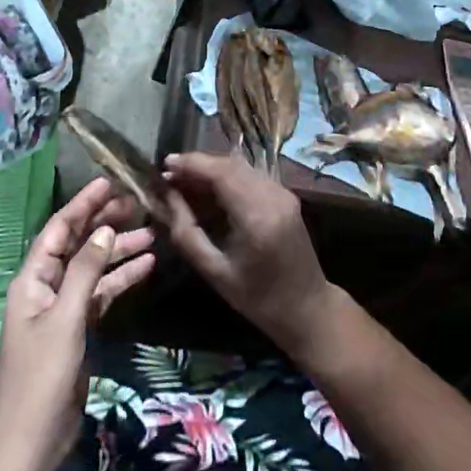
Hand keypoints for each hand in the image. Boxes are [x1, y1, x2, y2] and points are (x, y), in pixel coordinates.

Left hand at [0, 178, 154, 470]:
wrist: (31, 441)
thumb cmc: (41, 377)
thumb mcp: (65, 319)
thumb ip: (85, 272)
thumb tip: (104, 230)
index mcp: (32, 280)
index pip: (58, 230)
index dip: (82, 205)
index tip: (108, 182)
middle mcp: (46, 287)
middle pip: (77, 245)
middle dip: (105, 223)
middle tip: (138, 204)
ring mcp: (63, 308)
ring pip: (94, 268)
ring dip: (120, 251)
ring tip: (152, 234)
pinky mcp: (78, 328)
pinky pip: (102, 293)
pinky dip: (122, 279)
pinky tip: (147, 266)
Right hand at [162, 151, 337, 354]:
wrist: (306, 307)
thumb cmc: (258, 298)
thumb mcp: (215, 272)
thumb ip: (187, 233)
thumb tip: (168, 198)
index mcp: (257, 216)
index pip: (221, 172)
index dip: (191, 164)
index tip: (164, 164)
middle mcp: (273, 196)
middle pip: (231, 164)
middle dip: (198, 165)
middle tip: (169, 175)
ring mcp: (283, 193)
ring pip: (241, 167)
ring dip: (212, 169)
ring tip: (184, 182)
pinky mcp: (286, 196)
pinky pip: (251, 176)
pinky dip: (227, 177)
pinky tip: (209, 190)